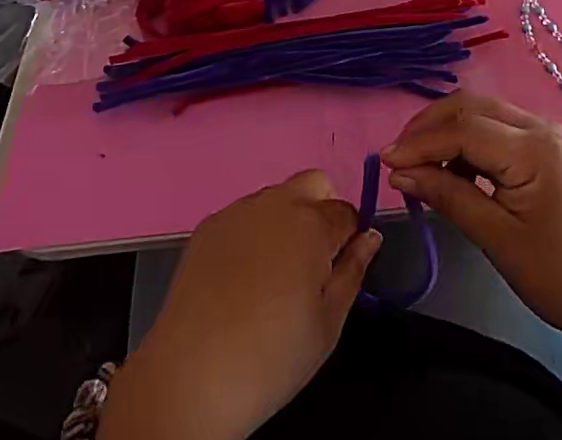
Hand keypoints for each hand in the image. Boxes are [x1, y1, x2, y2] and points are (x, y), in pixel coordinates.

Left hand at [100, 170, 380, 439]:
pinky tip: (243, 275)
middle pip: (313, 183)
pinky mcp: (208, 226)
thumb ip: (354, 270)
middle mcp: (276, 204)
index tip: (340, 266)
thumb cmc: (272, 355)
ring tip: (273, 273)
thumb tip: (370, 238)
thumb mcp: (329, 322)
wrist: (191, 376)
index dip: (350, 238)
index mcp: (312, 224)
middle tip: (312, 260)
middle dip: (322, 209)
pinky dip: (254, 231)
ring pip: (277, 197)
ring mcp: (237, 211)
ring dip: (287, 219)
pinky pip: (244, 214)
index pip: (347, 211)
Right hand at [379, 94, 561, 358]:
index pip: (463, 128)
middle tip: (397, 158)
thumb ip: (449, 196)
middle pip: (473, 106)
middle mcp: (542, 128)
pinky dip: (470, 141)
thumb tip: (400, 172)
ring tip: (419, 165)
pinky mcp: (550, 150)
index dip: (420, 141)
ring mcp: (549, 136)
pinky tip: (454, 168)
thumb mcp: (499, 239)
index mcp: (534, 148)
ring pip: (485, 114)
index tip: (383, 163)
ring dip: (448, 131)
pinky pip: (500, 131)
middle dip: (430, 126)